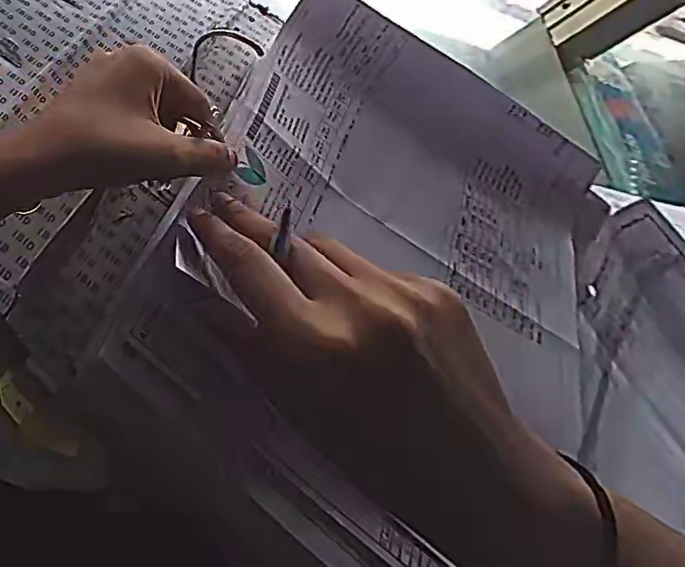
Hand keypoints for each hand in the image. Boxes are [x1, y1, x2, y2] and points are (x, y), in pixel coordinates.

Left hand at [0, 44, 235, 198]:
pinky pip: (123, 109)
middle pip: (172, 103)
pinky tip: (121, 155)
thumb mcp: (162, 155)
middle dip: (174, 136)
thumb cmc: (103, 149)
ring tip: (143, 165)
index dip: (206, 137)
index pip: (197, 102)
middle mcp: (127, 56)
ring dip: (153, 138)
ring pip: (147, 108)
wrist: (40, 159)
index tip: (205, 166)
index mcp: (149, 61)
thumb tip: (232, 158)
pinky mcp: (85, 89)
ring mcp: (102, 70)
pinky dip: (130, 131)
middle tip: (166, 168)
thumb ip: (204, 156)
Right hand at [190, 196, 598, 566]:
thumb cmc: (379, 459)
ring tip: (296, 276)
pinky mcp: (433, 287)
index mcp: (318, 345)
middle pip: (288, 244)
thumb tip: (211, 304)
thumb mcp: (302, 412)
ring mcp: (401, 291)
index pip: (251, 269)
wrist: (484, 475)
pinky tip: (362, 314)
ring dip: (303, 255)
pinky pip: (372, 267)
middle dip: (253, 227)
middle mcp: (358, 305)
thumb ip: (253, 349)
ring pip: (329, 249)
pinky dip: (353, 280)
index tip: (200, 216)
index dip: (220, 237)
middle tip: (226, 210)